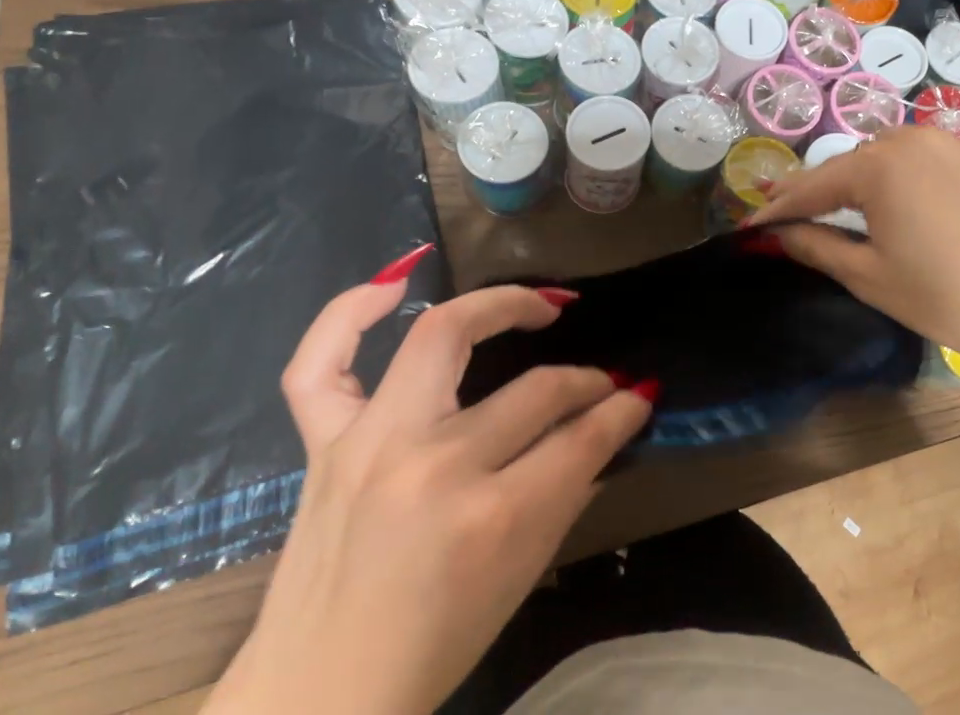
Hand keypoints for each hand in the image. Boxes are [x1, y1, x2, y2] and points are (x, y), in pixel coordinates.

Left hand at [207, 260, 653, 714]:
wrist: (325, 691)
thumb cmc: (438, 641)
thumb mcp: (524, 572)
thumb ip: (568, 490)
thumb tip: (606, 428)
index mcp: (493, 517)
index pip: (581, 438)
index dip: (622, 411)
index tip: (639, 396)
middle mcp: (433, 465)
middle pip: (532, 390)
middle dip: (584, 378)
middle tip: (600, 380)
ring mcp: (369, 445)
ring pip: (442, 337)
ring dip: (502, 307)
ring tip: (538, 305)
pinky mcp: (322, 445)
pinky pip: (320, 362)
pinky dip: (351, 311)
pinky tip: (395, 285)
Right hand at [749, 126, 959, 396]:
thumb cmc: (946, 299)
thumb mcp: (870, 277)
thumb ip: (816, 245)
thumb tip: (779, 232)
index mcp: (881, 164)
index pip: (815, 184)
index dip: (781, 206)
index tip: (754, 222)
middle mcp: (920, 139)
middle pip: (856, 162)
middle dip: (825, 189)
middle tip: (801, 217)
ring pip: (899, 157)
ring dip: (871, 180)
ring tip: (855, 211)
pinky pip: (939, 164)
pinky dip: (915, 182)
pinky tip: (918, 211)